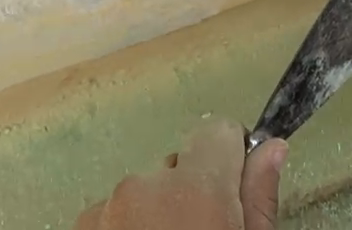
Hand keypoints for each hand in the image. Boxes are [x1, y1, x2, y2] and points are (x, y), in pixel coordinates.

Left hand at [72, 118, 286, 229]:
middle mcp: (145, 187)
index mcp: (195, 189)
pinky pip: (110, 215)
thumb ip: (259, 200)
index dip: (230, 158)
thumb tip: (273, 146)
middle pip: (178, 165)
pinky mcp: (77, 227)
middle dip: (189, 193)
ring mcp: (103, 211)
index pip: (218, 131)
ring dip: (153, 215)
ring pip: (143, 192)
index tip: (232, 192)